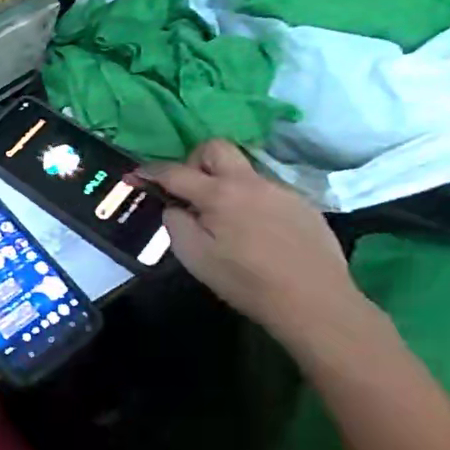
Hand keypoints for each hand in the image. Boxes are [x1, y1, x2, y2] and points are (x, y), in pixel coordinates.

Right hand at [132, 140, 381, 346]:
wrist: (314, 302)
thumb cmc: (245, 281)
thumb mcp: (194, 257)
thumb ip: (175, 223)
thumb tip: (175, 207)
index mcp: (219, 194)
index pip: (174, 171)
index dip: (149, 172)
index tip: (135, 176)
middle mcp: (250, 182)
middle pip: (215, 147)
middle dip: (193, 160)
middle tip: (189, 191)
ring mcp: (280, 191)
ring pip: (243, 171)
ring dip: (225, 184)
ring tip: (226, 220)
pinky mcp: (303, 205)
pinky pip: (267, 192)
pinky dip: (251, 202)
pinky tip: (257, 234)